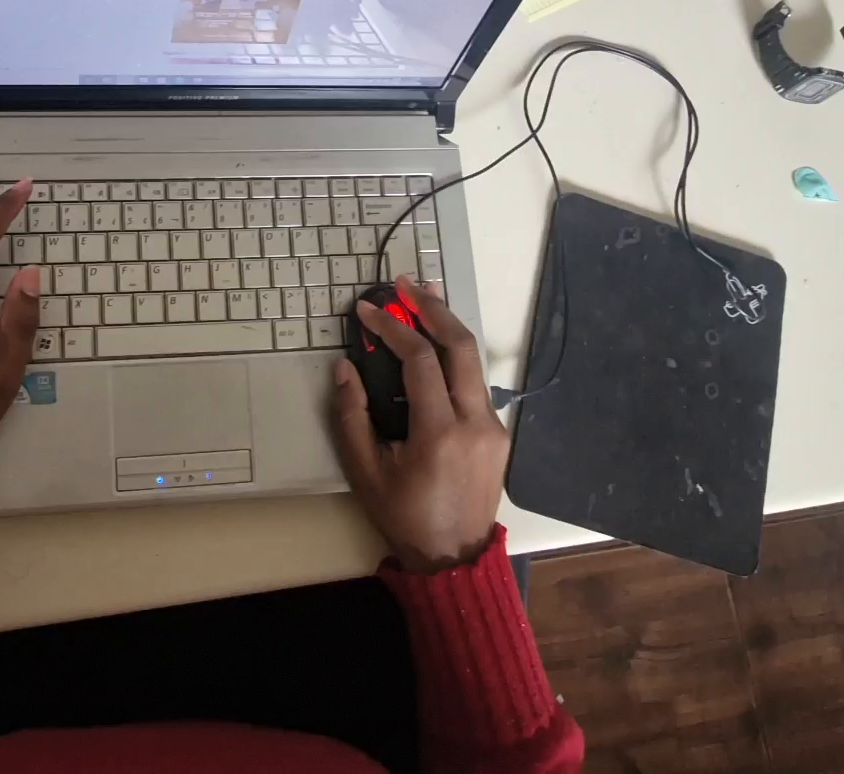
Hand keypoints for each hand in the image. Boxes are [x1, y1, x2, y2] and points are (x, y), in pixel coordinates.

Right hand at [332, 276, 508, 573]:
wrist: (455, 558)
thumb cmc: (403, 515)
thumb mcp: (364, 471)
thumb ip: (351, 415)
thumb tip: (345, 367)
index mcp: (440, 432)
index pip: (420, 360)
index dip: (392, 327)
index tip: (366, 310)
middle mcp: (476, 422)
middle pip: (461, 346)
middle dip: (432, 307)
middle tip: (405, 284)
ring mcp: (494, 427)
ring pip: (473, 359)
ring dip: (447, 325)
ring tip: (422, 298)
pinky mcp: (498, 432)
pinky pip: (475, 380)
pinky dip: (454, 353)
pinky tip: (435, 343)